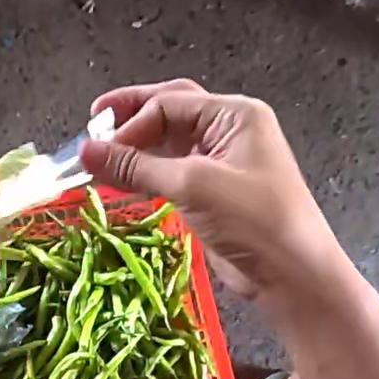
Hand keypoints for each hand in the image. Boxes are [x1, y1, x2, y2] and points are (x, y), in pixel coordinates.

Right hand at [77, 80, 349, 303]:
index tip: (99, 151)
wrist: (292, 274)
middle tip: (93, 123)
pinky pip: (173, 175)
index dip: (131, 124)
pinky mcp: (214, 196)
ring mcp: (222, 164)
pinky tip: (125, 182)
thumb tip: (86, 151)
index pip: (170, 104)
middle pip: (170, 113)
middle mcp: (228, 132)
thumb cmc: (254, 221)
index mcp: (234, 115)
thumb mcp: (193, 186)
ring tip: (101, 158)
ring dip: (137, 150)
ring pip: (170, 146)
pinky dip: (148, 176)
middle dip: (131, 118)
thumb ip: (137, 167)